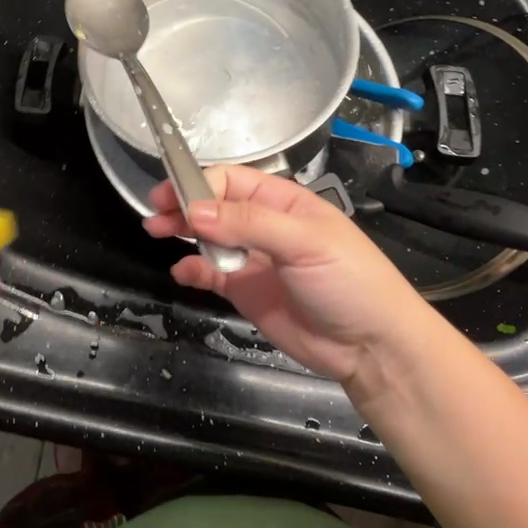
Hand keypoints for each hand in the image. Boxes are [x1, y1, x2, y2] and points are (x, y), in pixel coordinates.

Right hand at [144, 165, 421, 384]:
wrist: (373, 348)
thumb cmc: (349, 281)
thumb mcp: (304, 243)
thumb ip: (249, 224)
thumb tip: (194, 210)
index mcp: (282, 202)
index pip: (231, 180)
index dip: (201, 185)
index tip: (175, 198)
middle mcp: (263, 225)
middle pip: (213, 205)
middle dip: (183, 204)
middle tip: (154, 211)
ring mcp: (253, 258)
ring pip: (207, 236)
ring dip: (181, 232)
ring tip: (155, 232)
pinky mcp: (245, 291)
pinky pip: (210, 273)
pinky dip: (192, 269)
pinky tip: (182, 271)